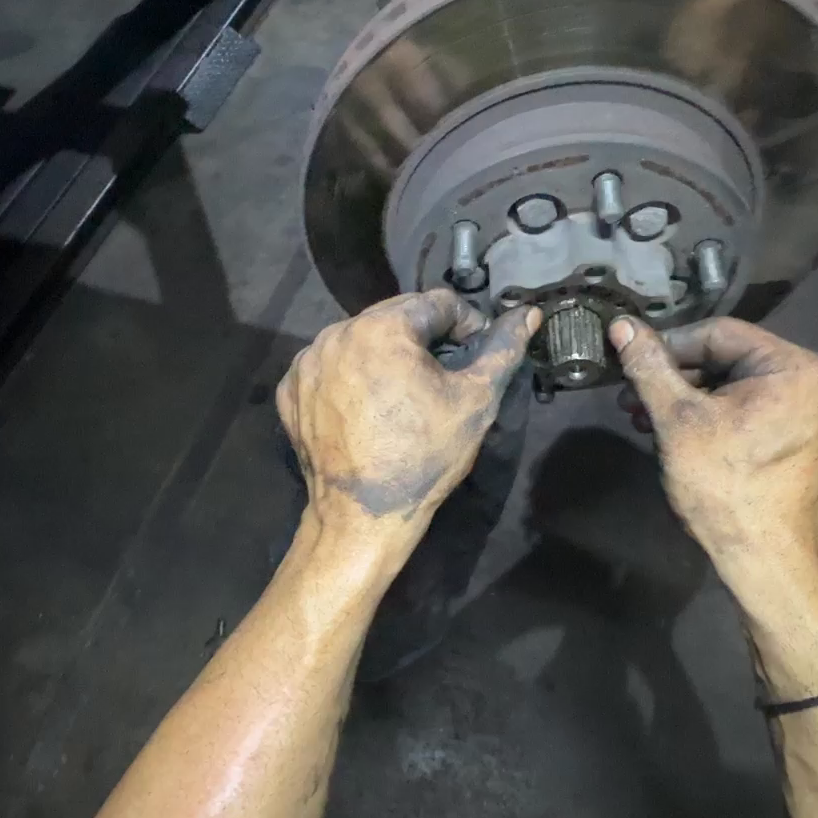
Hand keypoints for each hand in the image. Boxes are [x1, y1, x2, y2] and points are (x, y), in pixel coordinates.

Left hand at [280, 290, 540, 545]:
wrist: (362, 514)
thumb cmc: (423, 456)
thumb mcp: (474, 401)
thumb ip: (502, 351)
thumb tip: (527, 314)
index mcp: (382, 327)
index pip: (438, 303)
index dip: (467, 325)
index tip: (476, 356)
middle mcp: (336, 333)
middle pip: (395, 318)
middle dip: (424, 340)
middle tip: (443, 377)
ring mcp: (307, 363)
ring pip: (360, 340)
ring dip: (386, 356)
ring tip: (404, 394)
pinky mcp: (290, 391)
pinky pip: (330, 368)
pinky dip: (350, 378)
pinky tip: (367, 408)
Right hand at [610, 316, 817, 570]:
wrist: (763, 557)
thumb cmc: (724, 486)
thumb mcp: (679, 421)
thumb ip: (650, 368)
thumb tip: (621, 324)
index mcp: (794, 367)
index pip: (718, 333)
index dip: (667, 346)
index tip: (627, 364)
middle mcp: (809, 379)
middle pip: (723, 357)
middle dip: (671, 377)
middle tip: (627, 397)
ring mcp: (803, 408)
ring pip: (727, 383)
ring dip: (681, 397)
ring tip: (639, 418)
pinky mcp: (790, 432)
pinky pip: (740, 406)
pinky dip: (703, 414)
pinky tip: (667, 431)